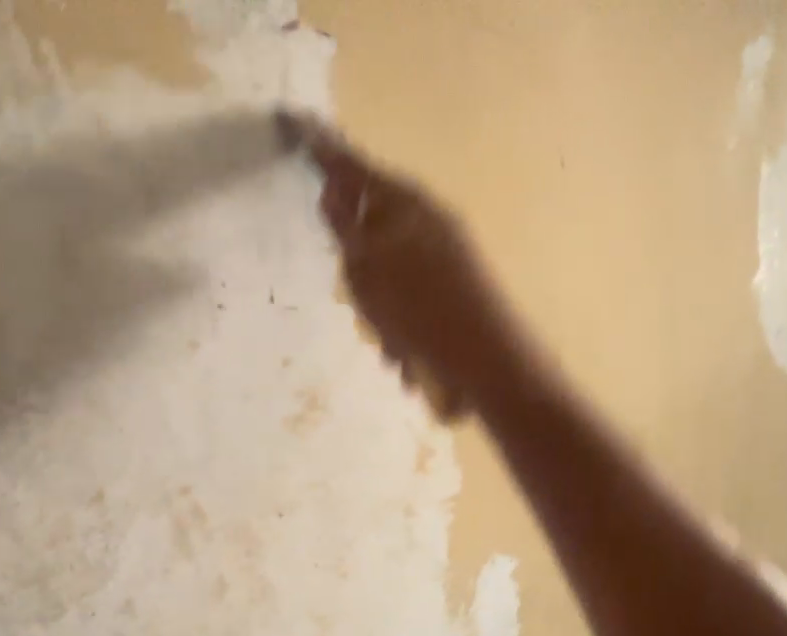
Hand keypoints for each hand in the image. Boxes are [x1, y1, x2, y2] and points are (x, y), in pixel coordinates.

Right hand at [277, 111, 536, 421]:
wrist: (491, 362)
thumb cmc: (422, 312)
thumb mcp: (368, 268)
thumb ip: (345, 229)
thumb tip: (331, 194)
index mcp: (409, 204)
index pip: (356, 168)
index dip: (324, 150)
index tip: (296, 122)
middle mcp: (430, 224)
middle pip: (373, 232)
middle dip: (360, 273)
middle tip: (366, 303)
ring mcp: (448, 261)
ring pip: (391, 280)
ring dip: (384, 317)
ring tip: (397, 348)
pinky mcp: (458, 298)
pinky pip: (414, 310)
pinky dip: (406, 335)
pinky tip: (413, 362)